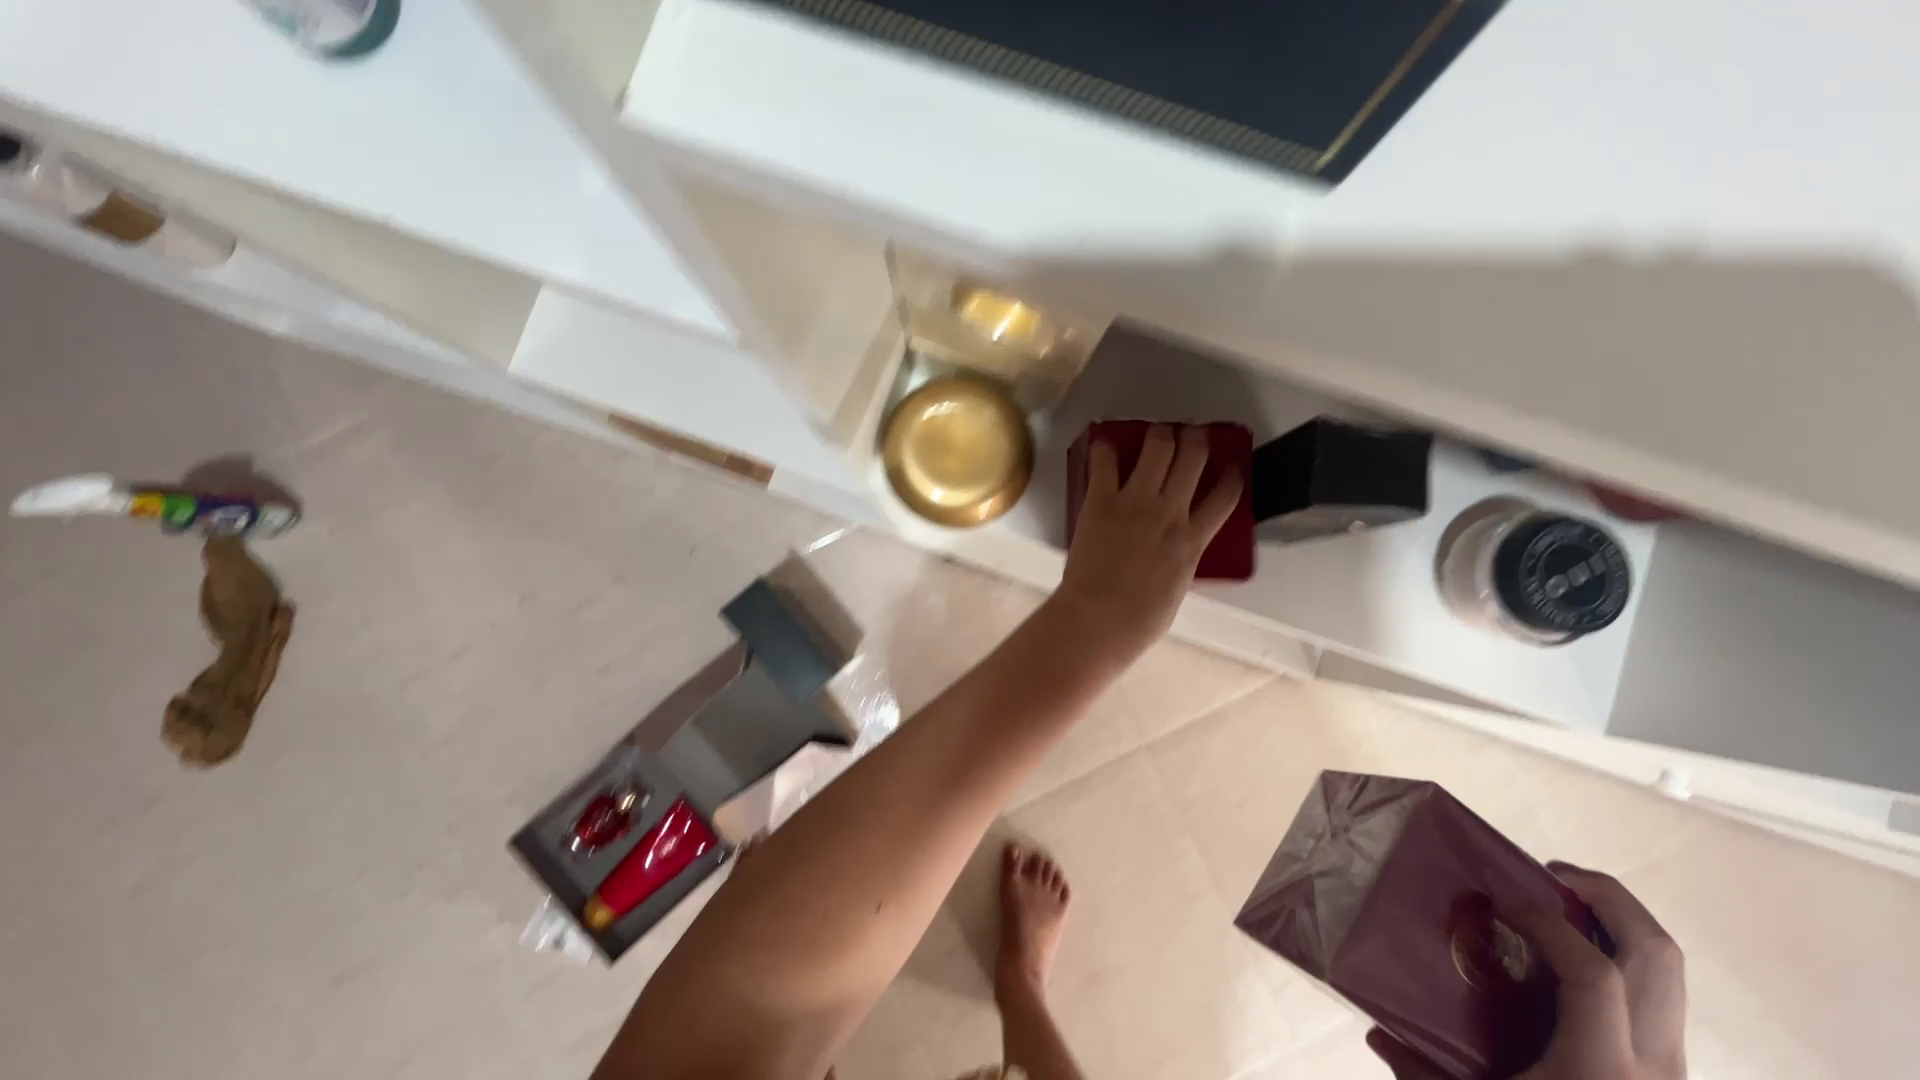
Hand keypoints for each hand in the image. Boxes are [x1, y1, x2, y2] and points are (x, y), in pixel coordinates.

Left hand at [1049, 424, 1241, 661]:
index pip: (1225, 497)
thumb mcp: (1177, 588)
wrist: (1099, 619)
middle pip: (1193, 458)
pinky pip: (1105, 462)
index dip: (1231, 478)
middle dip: (1196, 438)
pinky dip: (1105, 449)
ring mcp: (1135, 502)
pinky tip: (1106, 445)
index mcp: (1193, 540)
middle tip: (1191, 434)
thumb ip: (1181, 561)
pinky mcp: (1101, 500)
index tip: (1232, 468)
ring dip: (1160, 434)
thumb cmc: (1140, 619)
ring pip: (1158, 448)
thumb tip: (1176, 554)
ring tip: (1157, 433)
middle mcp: (1170, 512)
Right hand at [1367, 863, 1685, 1079]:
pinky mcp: (1669, 1070)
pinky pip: (1659, 994)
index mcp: (1600, 1068)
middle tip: (1548, 875)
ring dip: (1621, 922)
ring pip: (1669, 971)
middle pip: (1656, 954)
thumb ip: (1423, 1075)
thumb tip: (1373, 1033)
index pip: (1594, 973)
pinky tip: (1575, 961)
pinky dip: (1624, 956)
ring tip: (1564, 903)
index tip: (1500, 901)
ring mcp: (1670, 1066)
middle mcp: (1652, 1062)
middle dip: (1607, 898)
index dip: (1549, 924)